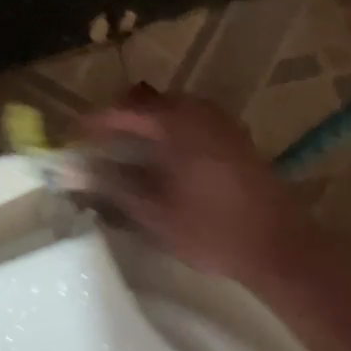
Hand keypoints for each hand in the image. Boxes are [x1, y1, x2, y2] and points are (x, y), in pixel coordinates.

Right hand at [81, 88, 350, 288]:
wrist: (279, 246)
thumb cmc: (212, 230)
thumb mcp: (153, 212)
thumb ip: (110, 185)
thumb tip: (71, 172)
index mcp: (176, 123)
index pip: (121, 111)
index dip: (92, 125)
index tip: (72, 143)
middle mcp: (198, 111)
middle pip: (147, 104)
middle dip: (118, 123)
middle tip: (97, 151)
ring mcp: (221, 123)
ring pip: (171, 112)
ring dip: (145, 128)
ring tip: (125, 158)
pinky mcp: (235, 138)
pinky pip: (191, 122)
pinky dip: (169, 135)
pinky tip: (163, 164)